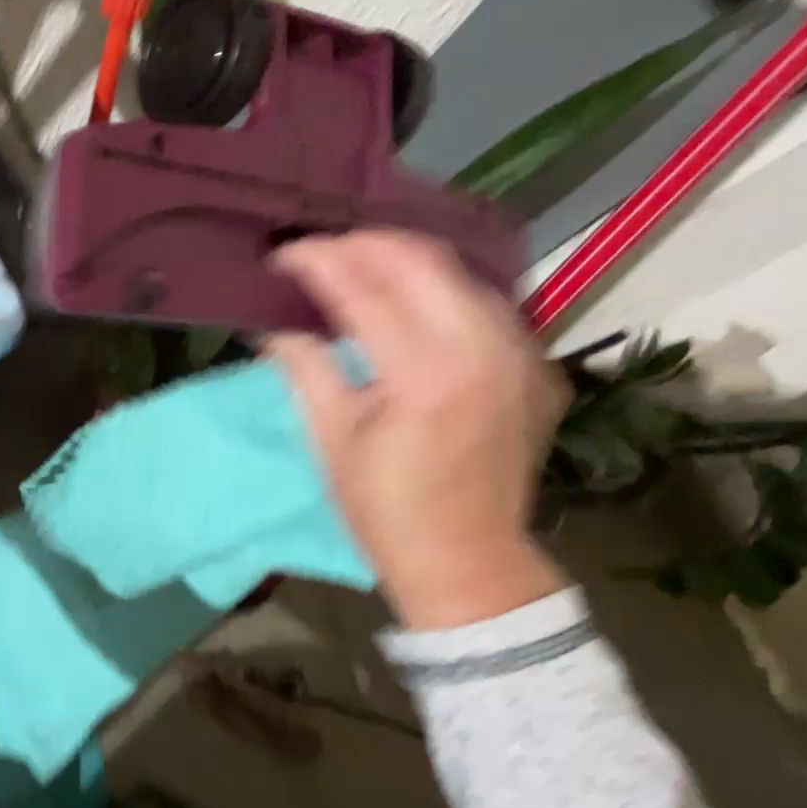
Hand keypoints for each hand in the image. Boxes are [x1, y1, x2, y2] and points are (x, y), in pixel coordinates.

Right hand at [266, 231, 570, 629]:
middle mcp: (483, 351)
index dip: (318, 261)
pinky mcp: (534, 366)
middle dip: (361, 245)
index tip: (281, 254)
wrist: (470, 562)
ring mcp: (519, 355)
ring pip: (458, 272)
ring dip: (400, 261)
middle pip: (421, 261)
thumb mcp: (330, 437)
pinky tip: (404, 303)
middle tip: (316, 253)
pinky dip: (437, 289)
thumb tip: (272, 322)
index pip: (364, 289)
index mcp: (425, 375)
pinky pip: (483, 302)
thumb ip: (304, 365)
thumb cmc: (383, 508)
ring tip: (353, 269)